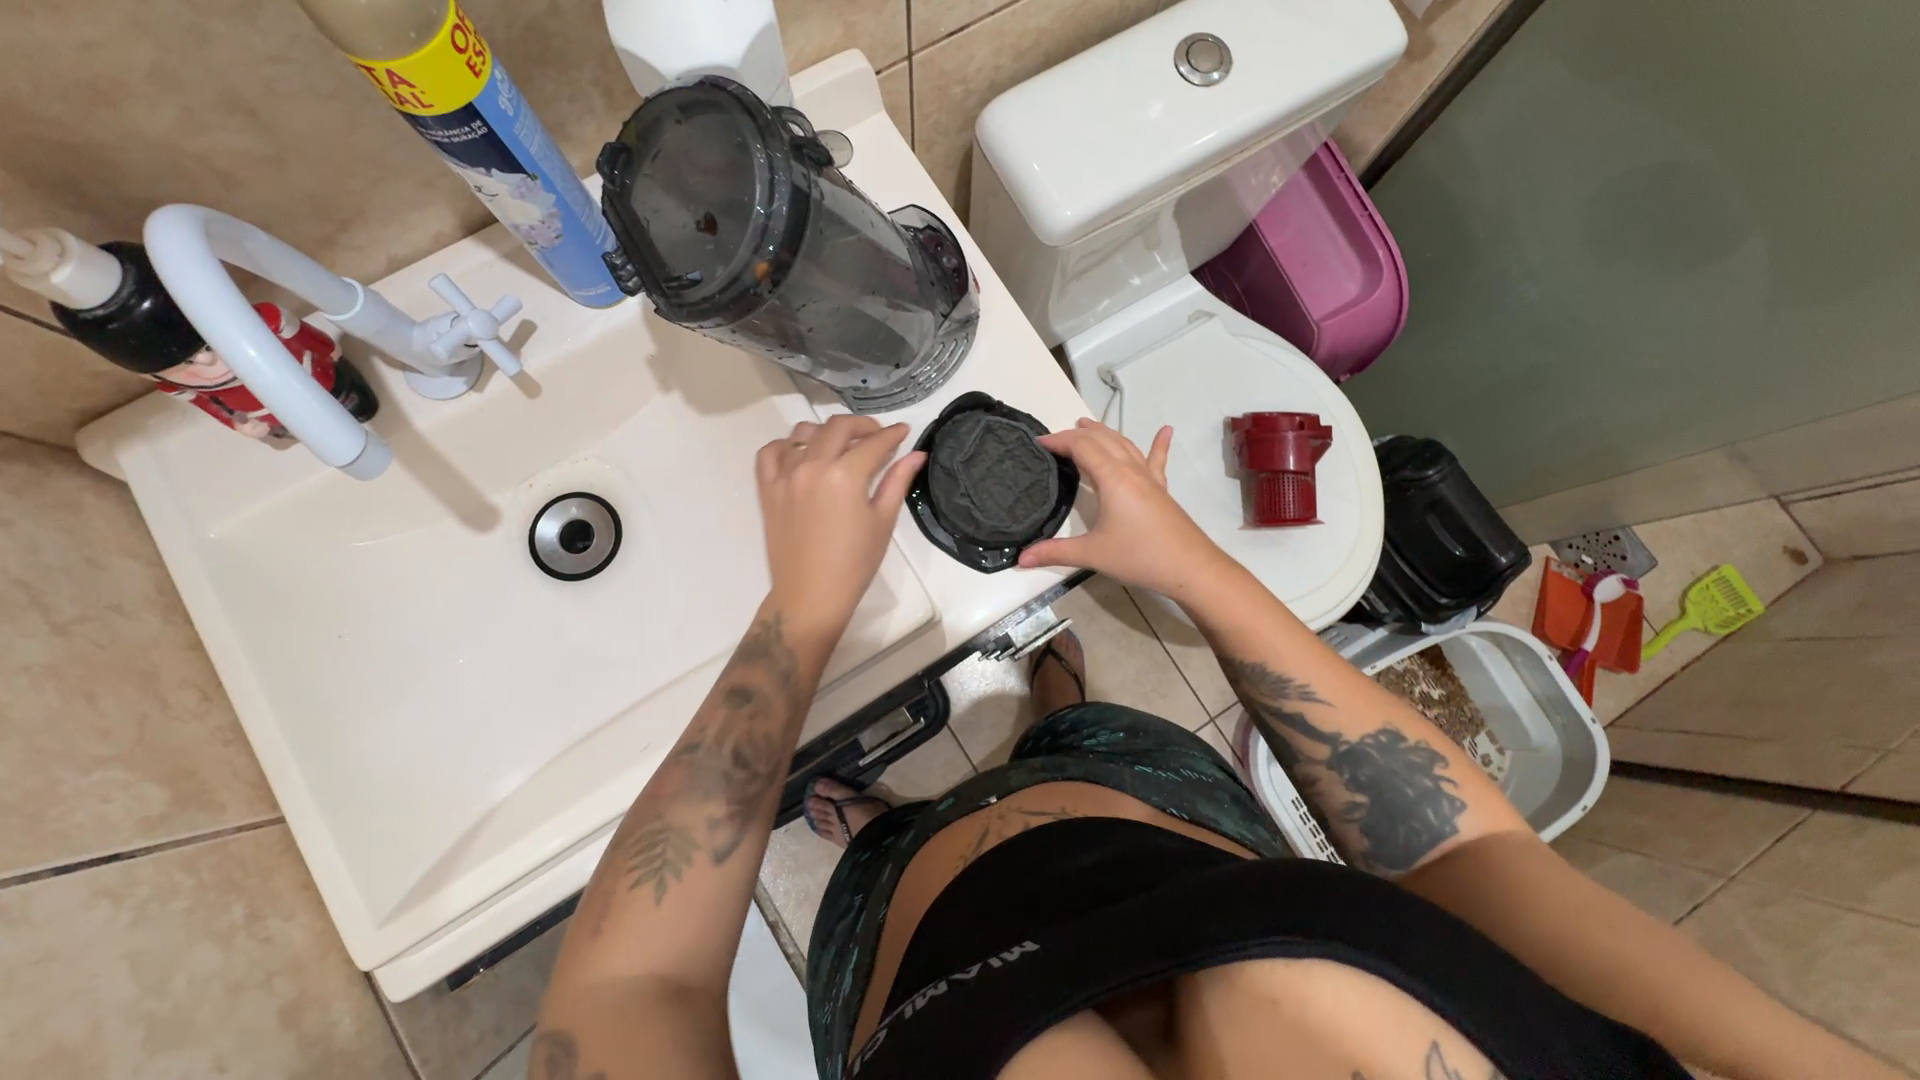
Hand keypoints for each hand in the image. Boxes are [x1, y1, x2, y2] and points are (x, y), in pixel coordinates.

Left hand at [756, 415, 924, 640]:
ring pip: (804, 433)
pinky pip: (771, 452)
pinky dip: (787, 445)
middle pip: (838, 428)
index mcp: (845, 476)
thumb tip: (916, 454)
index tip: (903, 431)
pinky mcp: (767, 489)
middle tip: (877, 436)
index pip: (874, 444)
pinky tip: (802, 453)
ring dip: (826, 432)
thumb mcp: (883, 521)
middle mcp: (812, 467)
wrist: (811, 595)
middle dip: (863, 426)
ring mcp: (785, 476)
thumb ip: (897, 481)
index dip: (892, 435)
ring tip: (841, 445)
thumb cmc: (854, 564)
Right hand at [1018, 419, 1233, 600]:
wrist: (1190, 568)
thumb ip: (1055, 552)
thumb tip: (1021, 558)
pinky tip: (1166, 430)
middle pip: (1102, 440)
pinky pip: (1156, 461)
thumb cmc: (1140, 557)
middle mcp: (1131, 471)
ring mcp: (1149, 479)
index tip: (1038, 443)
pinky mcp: (1162, 491)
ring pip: (1125, 444)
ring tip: (1088, 424)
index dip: (1059, 441)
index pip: (1082, 447)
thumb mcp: (1092, 554)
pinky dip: (1159, 444)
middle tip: (1056, 437)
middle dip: (1077, 434)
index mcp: (1113, 478)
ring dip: (1105, 432)